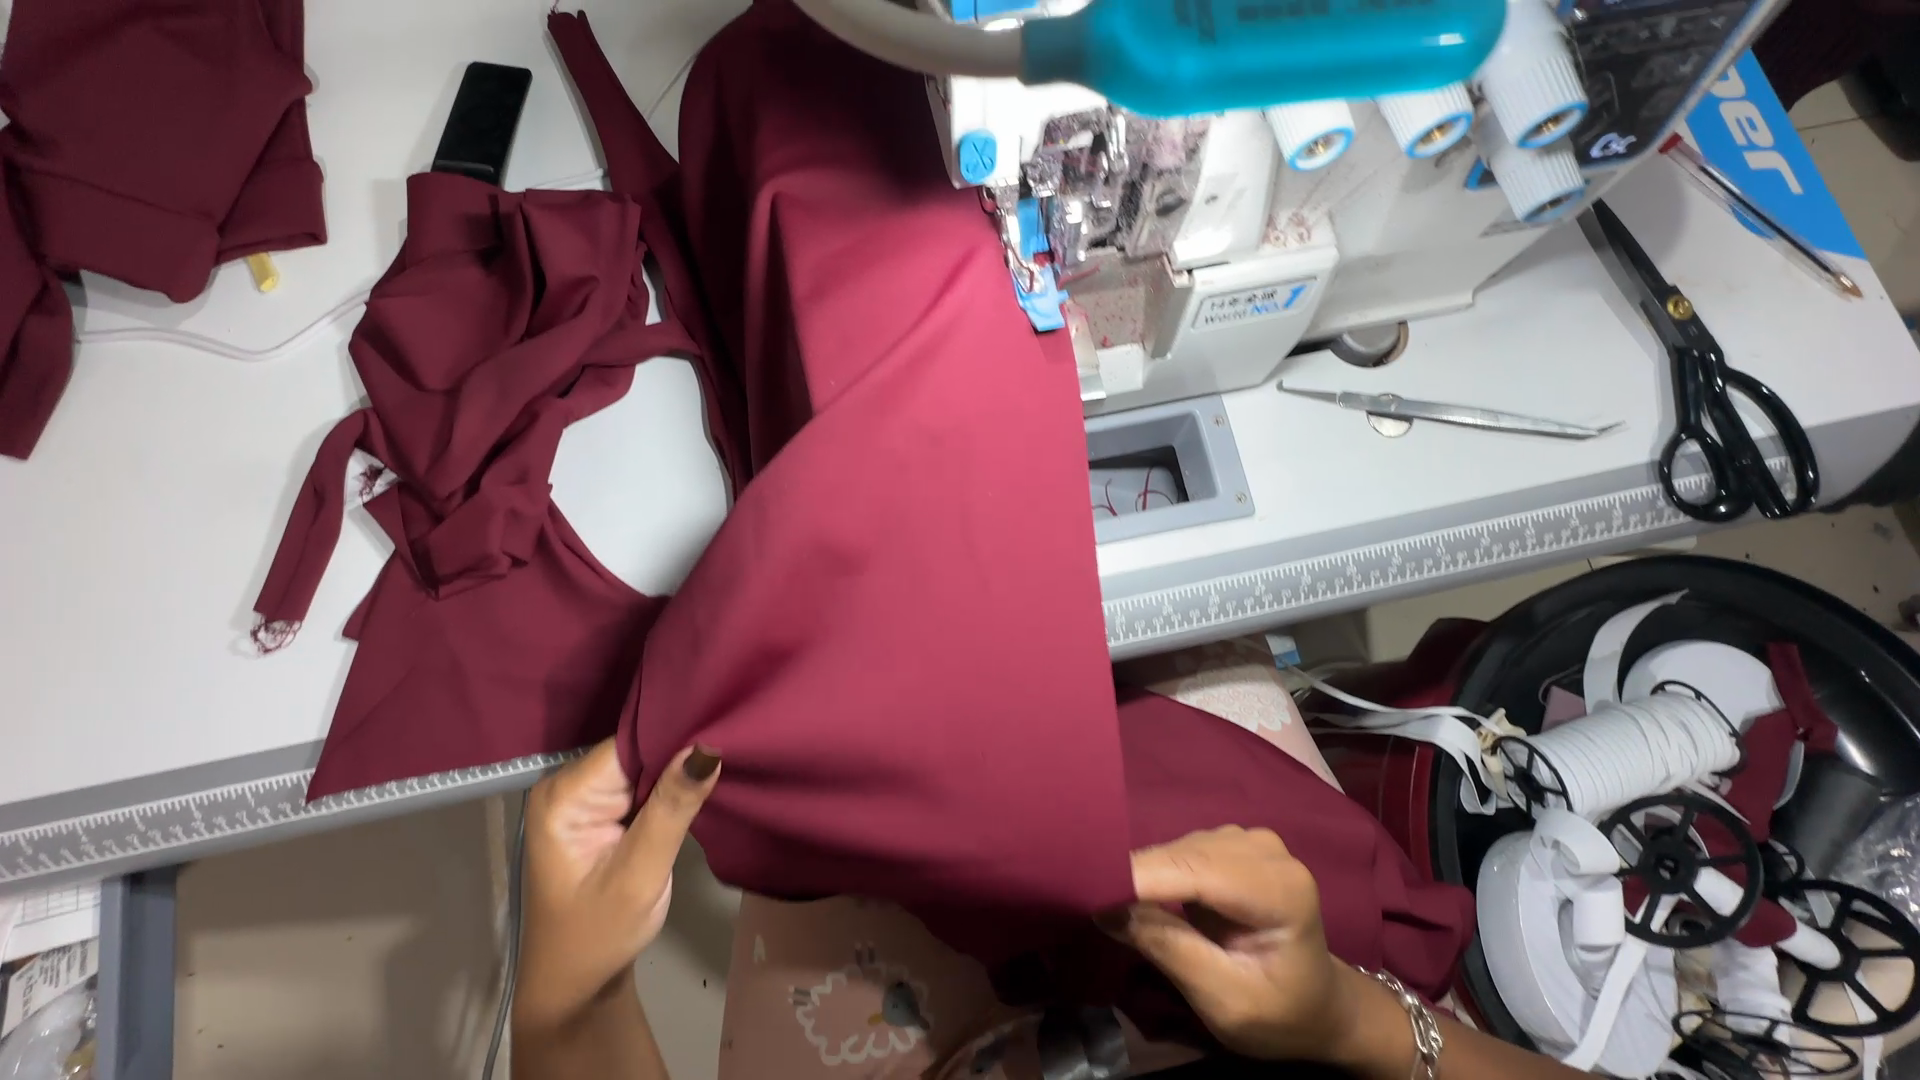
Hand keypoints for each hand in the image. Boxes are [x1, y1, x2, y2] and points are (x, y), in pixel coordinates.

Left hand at [513, 738, 720, 1032]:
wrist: (577, 986)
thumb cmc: (599, 936)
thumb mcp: (640, 875)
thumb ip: (672, 809)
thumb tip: (706, 748)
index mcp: (563, 796)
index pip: (629, 744)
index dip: (675, 736)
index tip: (722, 730)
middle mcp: (568, 786)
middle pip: (637, 748)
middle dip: (681, 750)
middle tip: (731, 746)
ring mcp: (584, 798)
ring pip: (644, 764)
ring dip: (679, 768)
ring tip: (723, 762)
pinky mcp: (602, 811)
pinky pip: (644, 782)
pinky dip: (671, 786)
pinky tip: (700, 785)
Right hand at [1105, 826, 1410, 1072]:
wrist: (1318, 1006)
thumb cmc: (1280, 1013)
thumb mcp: (1225, 1001)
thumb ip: (1170, 950)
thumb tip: (1106, 910)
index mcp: (1279, 888)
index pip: (1195, 872)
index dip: (1136, 878)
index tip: (1084, 893)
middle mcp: (1263, 849)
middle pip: (1180, 856)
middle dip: (1130, 878)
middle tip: (1083, 904)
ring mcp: (1247, 841)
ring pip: (1173, 849)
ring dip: (1139, 876)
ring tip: (1105, 903)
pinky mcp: (1229, 844)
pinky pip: (1177, 851)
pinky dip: (1152, 872)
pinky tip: (1137, 895)